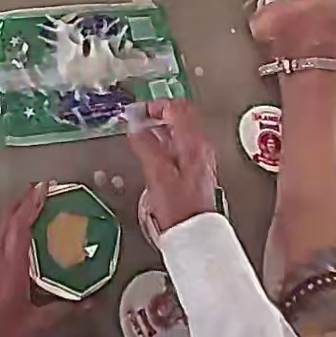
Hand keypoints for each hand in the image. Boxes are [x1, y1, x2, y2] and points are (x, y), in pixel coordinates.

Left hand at [0, 181, 65, 336]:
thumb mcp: (38, 325)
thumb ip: (65, 310)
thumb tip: (92, 300)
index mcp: (10, 267)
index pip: (20, 226)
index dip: (32, 204)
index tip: (45, 186)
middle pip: (7, 223)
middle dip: (23, 202)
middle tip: (41, 190)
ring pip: (1, 231)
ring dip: (16, 214)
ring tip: (34, 205)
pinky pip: (0, 243)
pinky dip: (12, 230)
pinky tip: (23, 236)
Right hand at [126, 100, 218, 232]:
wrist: (193, 231)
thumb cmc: (179, 206)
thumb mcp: (157, 173)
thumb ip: (146, 146)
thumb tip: (135, 128)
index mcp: (193, 143)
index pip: (177, 108)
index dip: (155, 106)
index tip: (138, 111)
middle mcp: (200, 146)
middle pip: (182, 115)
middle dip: (159, 112)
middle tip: (140, 116)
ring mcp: (199, 156)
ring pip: (181, 128)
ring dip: (161, 125)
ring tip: (142, 129)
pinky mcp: (194, 167)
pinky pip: (180, 143)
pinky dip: (165, 139)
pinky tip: (153, 148)